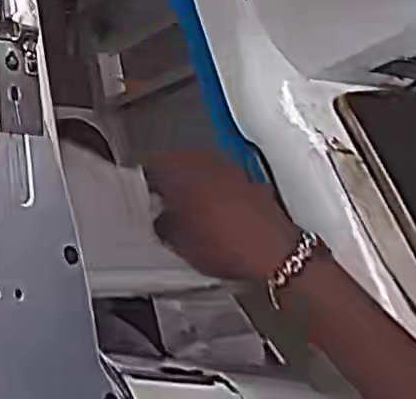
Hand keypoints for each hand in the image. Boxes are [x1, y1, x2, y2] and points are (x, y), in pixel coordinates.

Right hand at [146, 151, 299, 282]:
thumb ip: (162, 224)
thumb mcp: (181, 244)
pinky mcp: (244, 178)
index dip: (140, 182)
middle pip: (172, 163)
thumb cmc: (228, 246)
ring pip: (195, 168)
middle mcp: (200, 161)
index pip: (148, 166)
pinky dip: (211, 189)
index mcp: (178, 170)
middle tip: (159, 201)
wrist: (277, 255)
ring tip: (187, 209)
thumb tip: (160, 220)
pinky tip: (213, 211)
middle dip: (164, 180)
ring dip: (188, 183)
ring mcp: (225, 166)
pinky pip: (217, 177)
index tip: (139, 193)